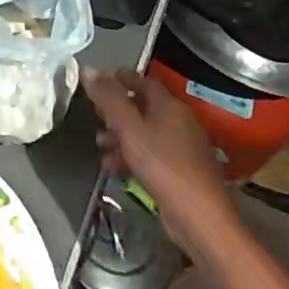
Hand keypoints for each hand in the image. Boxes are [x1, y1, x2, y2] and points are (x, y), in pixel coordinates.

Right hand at [82, 67, 235, 244]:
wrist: (200, 218)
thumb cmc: (163, 165)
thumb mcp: (129, 127)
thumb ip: (108, 98)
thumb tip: (88, 69)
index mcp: (169, 104)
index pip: (141, 80)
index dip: (118, 78)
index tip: (96, 82)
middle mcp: (178, 121)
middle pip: (141, 107)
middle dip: (115, 111)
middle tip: (95, 115)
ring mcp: (181, 148)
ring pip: (144, 133)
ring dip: (119, 136)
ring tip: (100, 144)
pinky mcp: (180, 172)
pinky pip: (150, 155)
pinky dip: (131, 156)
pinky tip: (112, 167)